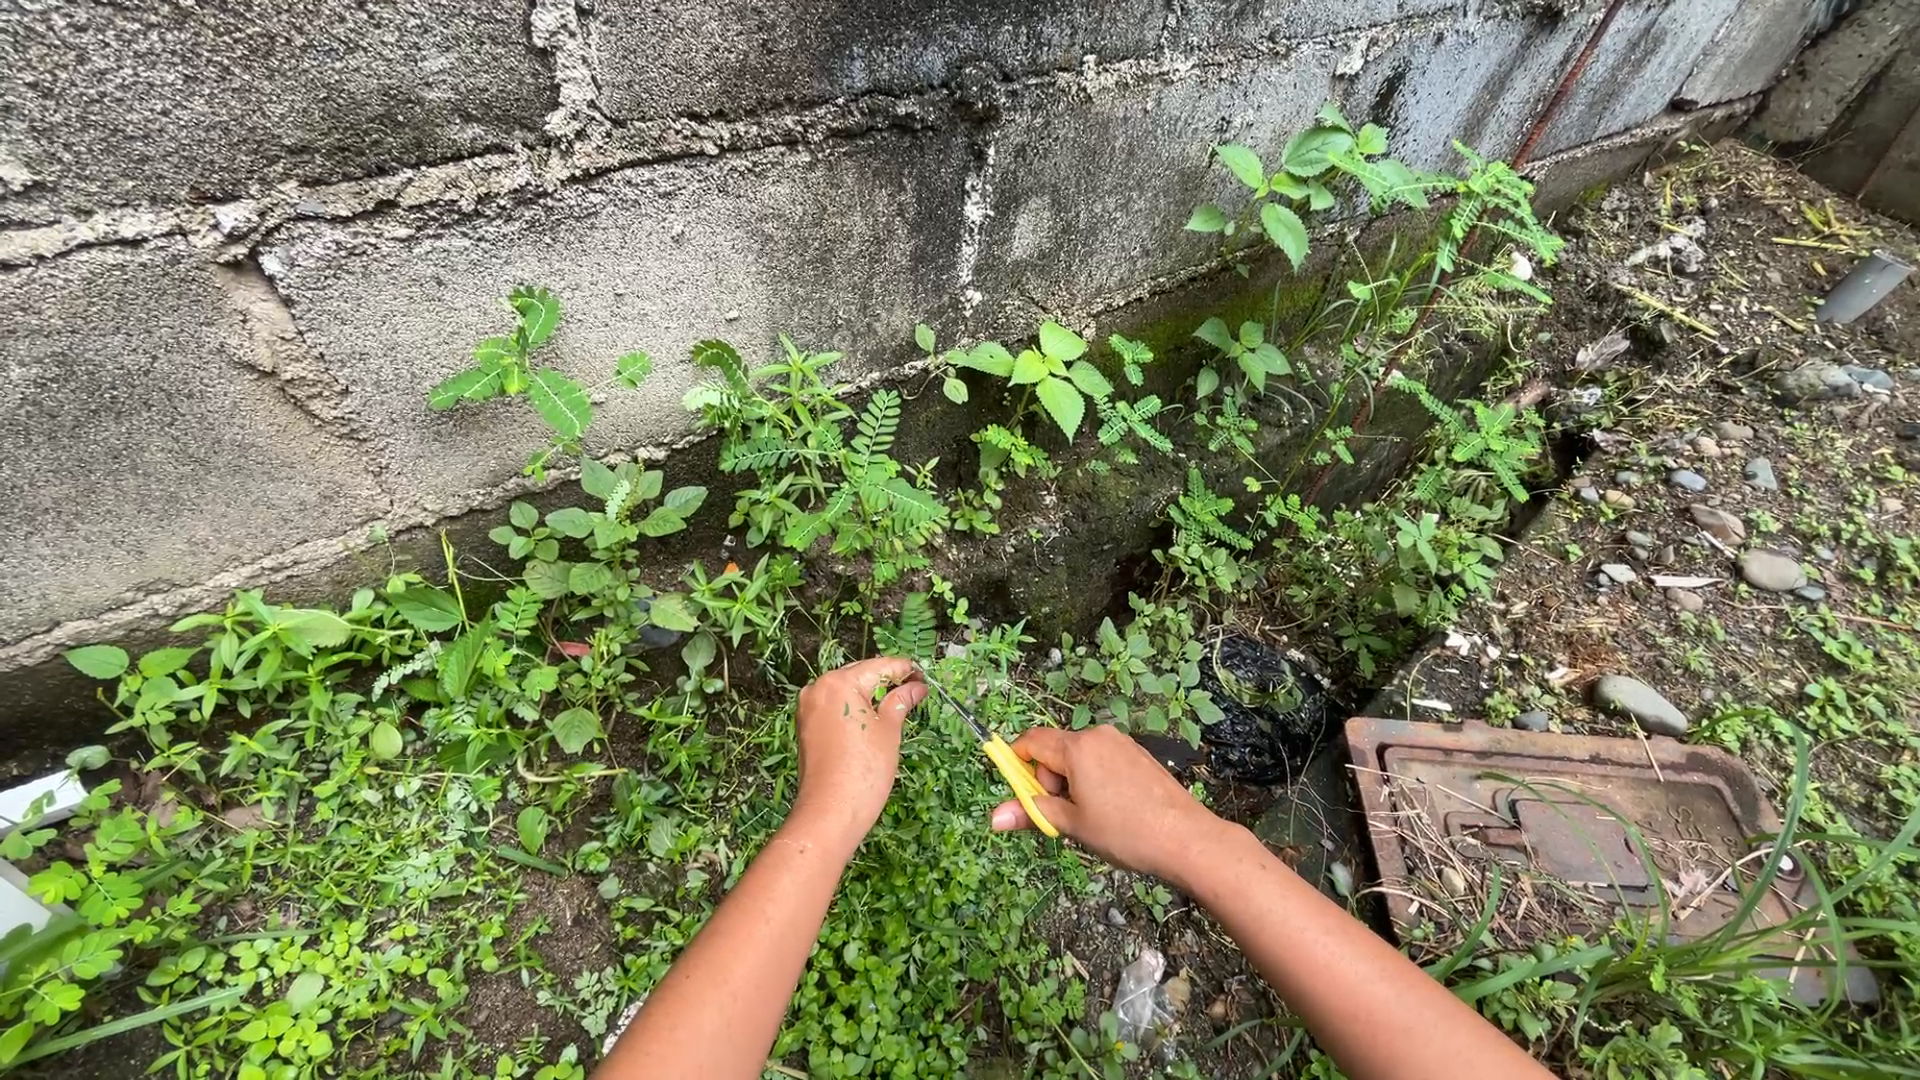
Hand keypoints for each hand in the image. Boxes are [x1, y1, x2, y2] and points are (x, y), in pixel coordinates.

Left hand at [789, 657, 926, 852]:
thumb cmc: (865, 770)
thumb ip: (900, 701)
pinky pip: (835, 706)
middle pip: (860, 674)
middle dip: (886, 680)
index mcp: (838, 683)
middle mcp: (818, 688)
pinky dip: (854, 707)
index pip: (878, 667)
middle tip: (915, 688)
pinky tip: (873, 716)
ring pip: (846, 690)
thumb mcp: (889, 730)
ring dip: (870, 693)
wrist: (830, 813)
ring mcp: (808, 707)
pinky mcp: (806, 726)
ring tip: (898, 702)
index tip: (924, 675)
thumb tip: (917, 686)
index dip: (904, 670)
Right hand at [989, 725, 1225, 884]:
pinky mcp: (1137, 753)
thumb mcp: (1072, 825)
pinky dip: (1093, 779)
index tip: (1022, 794)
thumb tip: (993, 818)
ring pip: (1078, 756)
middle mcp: (1097, 735)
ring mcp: (1120, 742)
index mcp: (1077, 747)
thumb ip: (1032, 813)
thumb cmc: (1124, 832)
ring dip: (1071, 782)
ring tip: (1090, 816)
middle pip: (1055, 749)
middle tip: (1064, 814)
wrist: (1187, 838)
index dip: (1017, 764)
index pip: (1031, 741)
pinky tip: (1112, 808)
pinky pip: (1101, 759)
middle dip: (1049, 780)